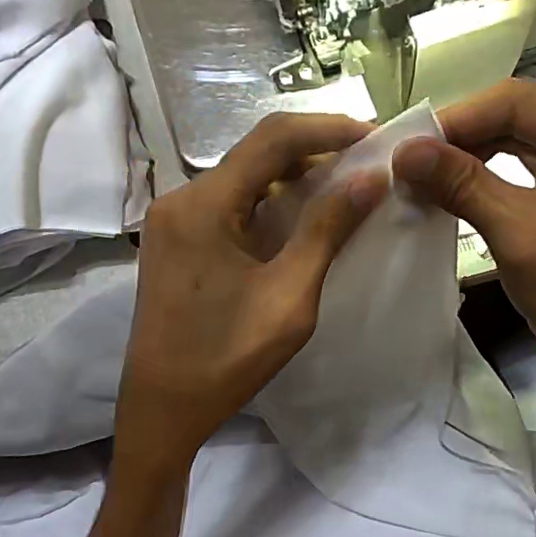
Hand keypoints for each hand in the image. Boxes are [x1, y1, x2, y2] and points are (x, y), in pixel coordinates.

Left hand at [119, 113, 386, 466]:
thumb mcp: (288, 297)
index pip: (272, 139)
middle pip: (255, 153)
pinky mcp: (175, 241)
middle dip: (313, 151)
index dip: (327, 129)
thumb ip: (326, 231)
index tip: (374, 136)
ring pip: (241, 178)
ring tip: (343, 187)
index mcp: (203, 205)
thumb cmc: (226, 359)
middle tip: (366, 164)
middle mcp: (180, 198)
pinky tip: (299, 216)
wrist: (162, 407)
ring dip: (292, 178)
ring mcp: (172, 220)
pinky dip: (267, 203)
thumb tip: (369, 178)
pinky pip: (227, 205)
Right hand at [393, 79, 535, 383]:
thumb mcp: (517, 233)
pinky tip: (449, 181)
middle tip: (409, 158)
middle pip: (521, 115)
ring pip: (519, 136)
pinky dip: (485, 171)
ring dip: (469, 154)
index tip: (407, 144)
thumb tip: (403, 150)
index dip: (459, 120)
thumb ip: (461, 183)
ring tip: (422, 170)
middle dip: (462, 138)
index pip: (522, 102)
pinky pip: (525, 161)